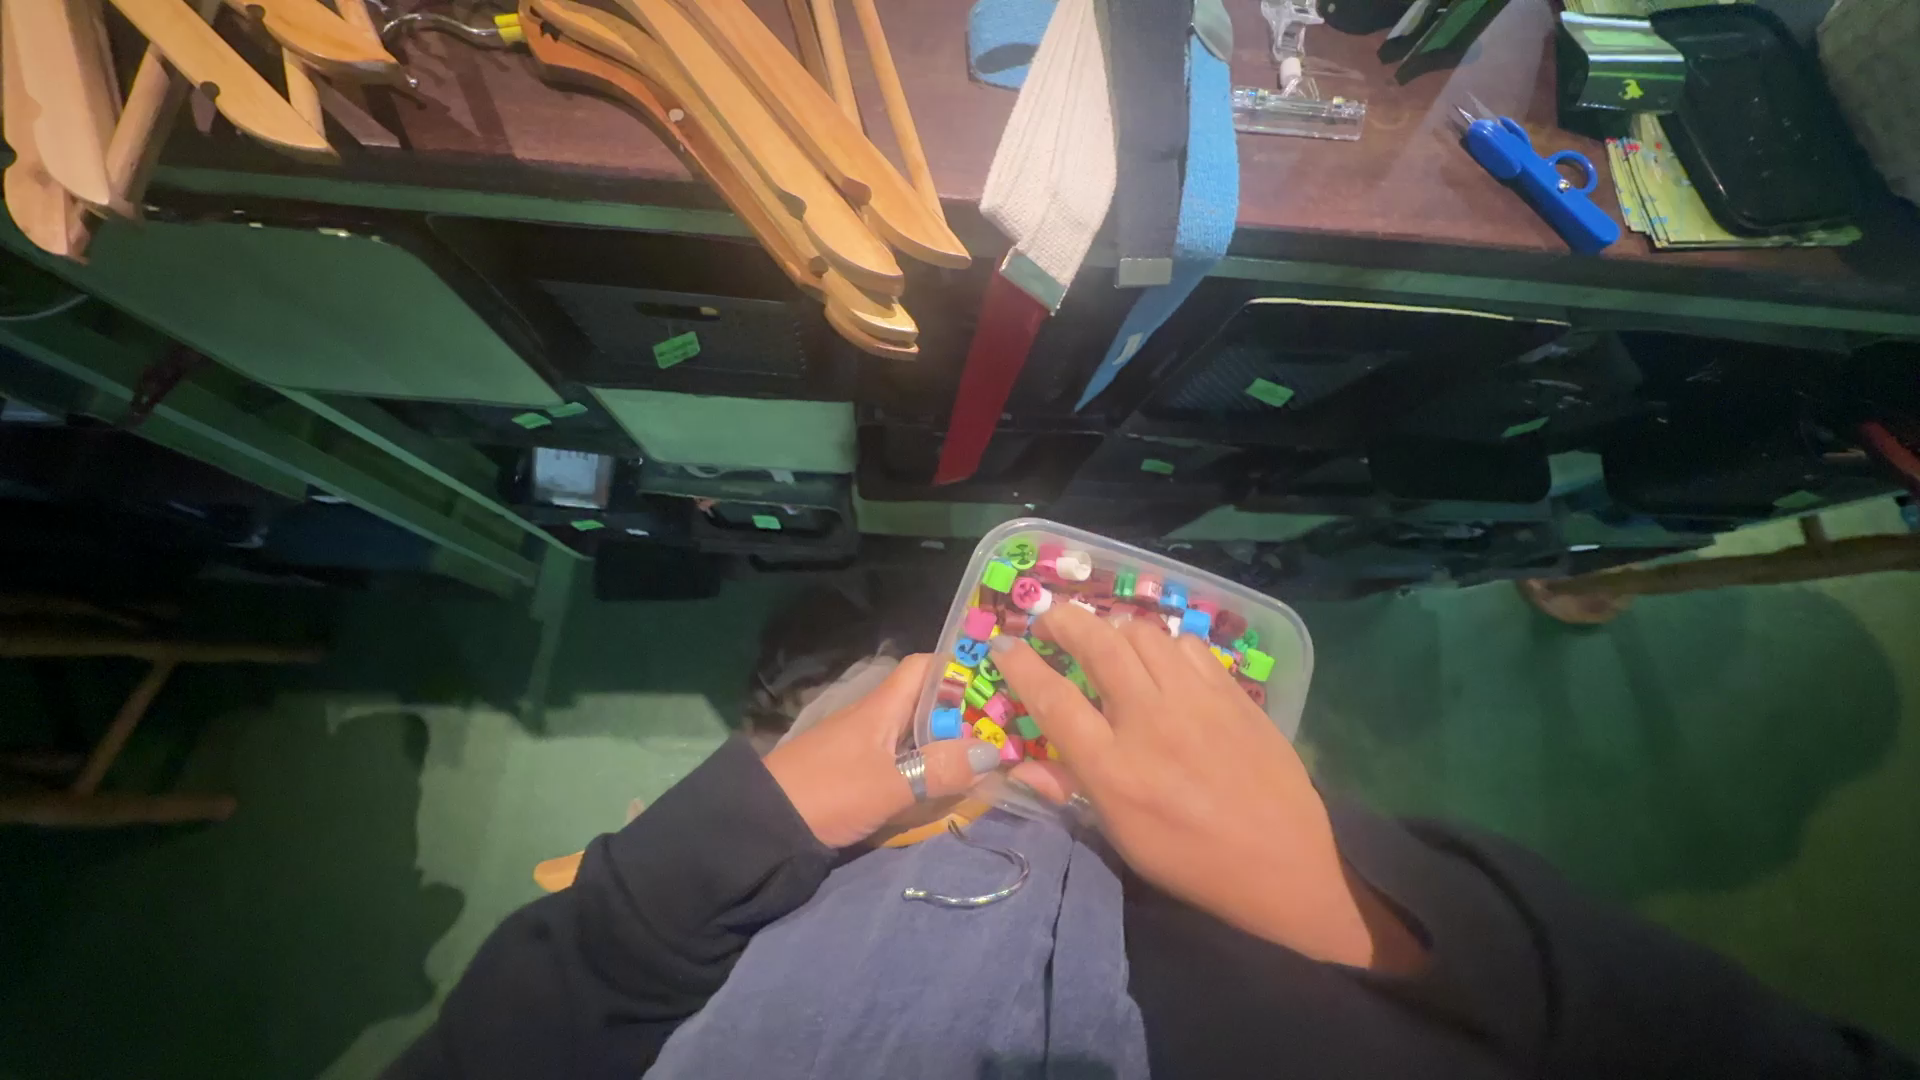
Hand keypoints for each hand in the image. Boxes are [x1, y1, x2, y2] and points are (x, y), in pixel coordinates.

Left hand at [763, 654, 1000, 847]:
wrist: (764, 826)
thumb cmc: (828, 791)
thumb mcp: (888, 785)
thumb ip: (939, 769)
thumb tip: (992, 752)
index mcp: (884, 705)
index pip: (926, 666)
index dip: (961, 667)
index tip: (998, 681)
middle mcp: (878, 716)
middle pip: (929, 701)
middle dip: (966, 711)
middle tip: (1008, 727)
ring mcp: (868, 744)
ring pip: (919, 731)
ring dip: (950, 741)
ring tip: (991, 753)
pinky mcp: (861, 772)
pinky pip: (906, 758)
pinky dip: (930, 764)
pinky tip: (951, 781)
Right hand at [992, 605, 1423, 972]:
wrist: (1286, 865)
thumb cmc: (1191, 859)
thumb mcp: (1120, 838)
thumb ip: (1068, 790)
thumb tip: (1020, 765)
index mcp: (1113, 768)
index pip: (1052, 698)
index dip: (1020, 665)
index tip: (1005, 646)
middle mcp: (1149, 721)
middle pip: (1096, 642)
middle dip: (1062, 619)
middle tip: (1050, 623)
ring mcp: (1194, 700)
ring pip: (1142, 632)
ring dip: (1113, 629)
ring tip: (1106, 644)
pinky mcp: (1230, 692)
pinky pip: (1186, 644)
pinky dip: (1163, 643)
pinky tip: (1161, 662)